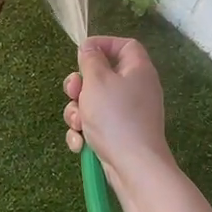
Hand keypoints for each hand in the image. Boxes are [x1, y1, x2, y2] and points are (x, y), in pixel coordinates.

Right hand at [63, 36, 177, 191]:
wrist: (133, 166)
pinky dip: (85, 132)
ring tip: (78, 124)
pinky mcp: (118, 134)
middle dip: (80, 85)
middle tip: (73, 92)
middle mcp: (135, 89)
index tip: (82, 54)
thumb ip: (90, 60)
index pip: (124, 45)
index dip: (103, 44)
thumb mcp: (97, 81)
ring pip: (93, 102)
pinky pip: (95, 124)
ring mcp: (127, 114)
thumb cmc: (116, 117)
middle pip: (102, 75)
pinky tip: (81, 143)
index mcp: (137, 70)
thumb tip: (89, 48)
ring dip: (77, 112)